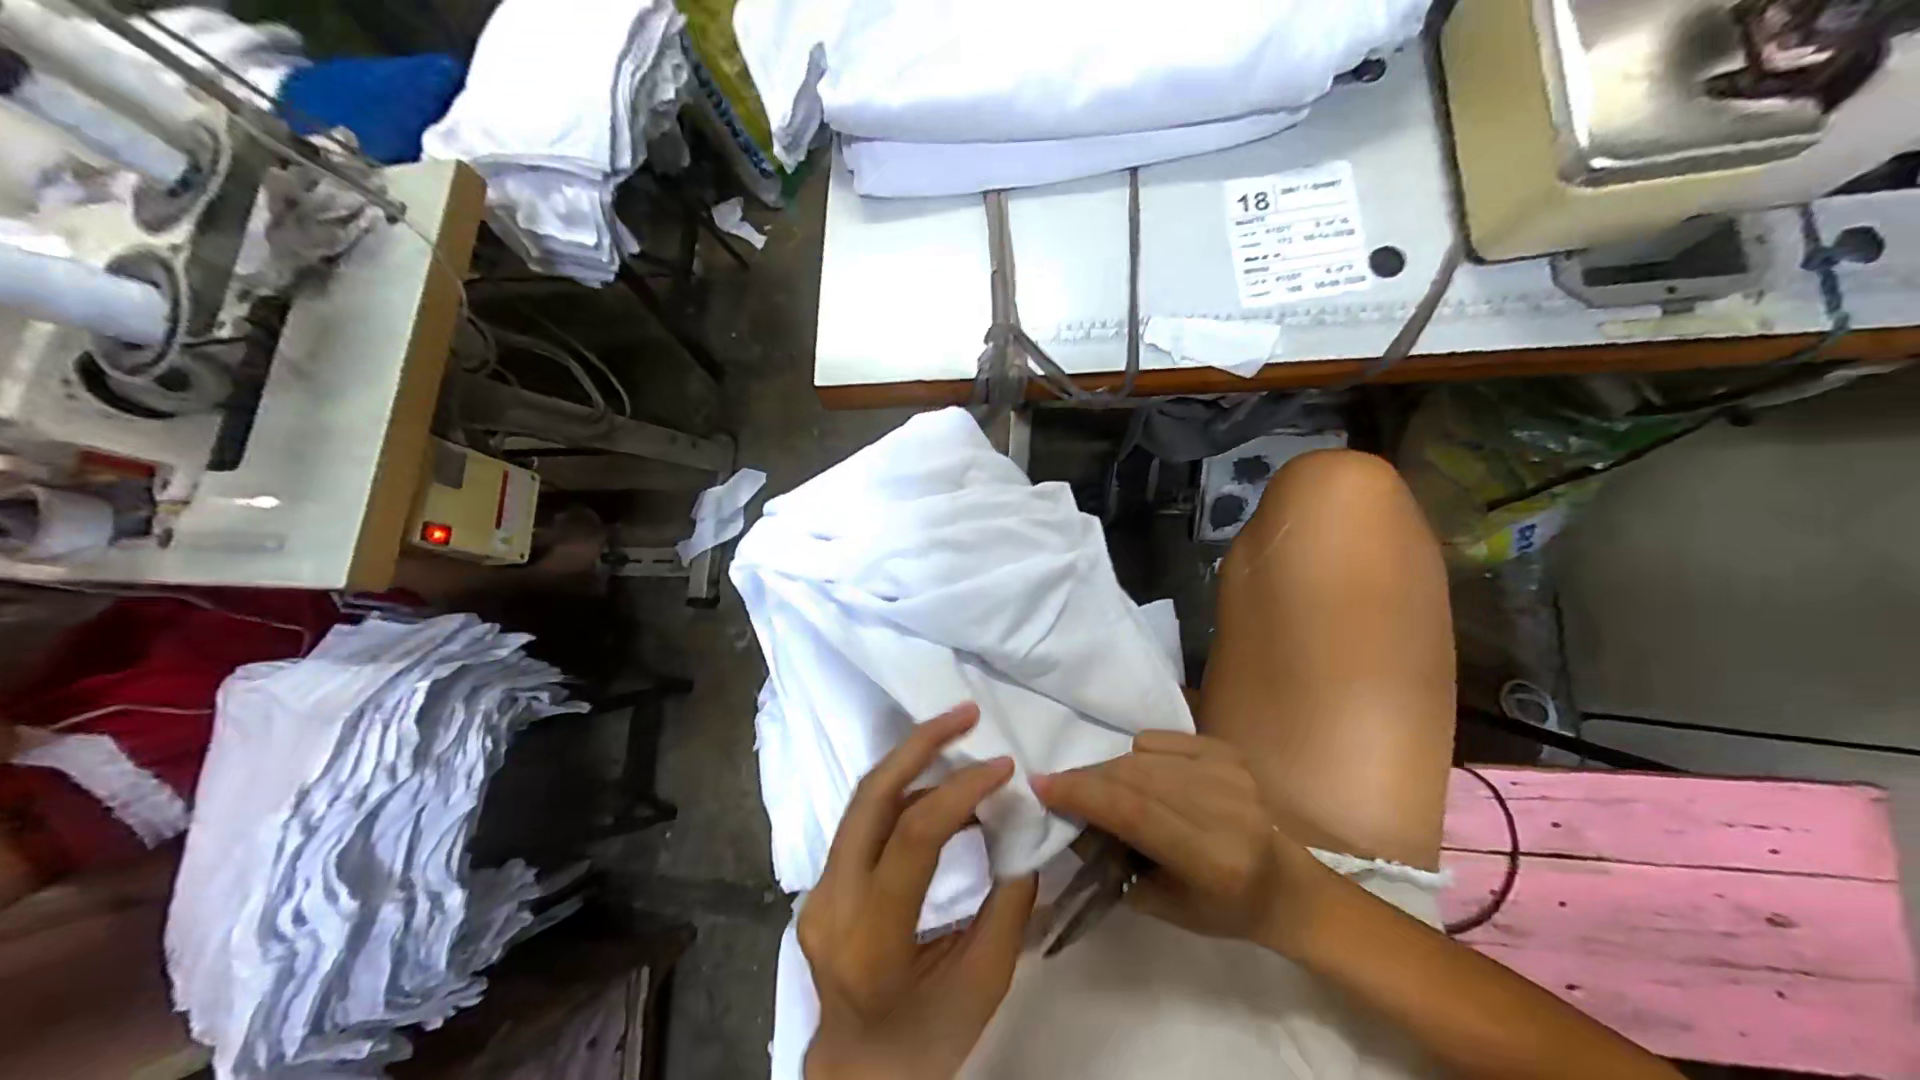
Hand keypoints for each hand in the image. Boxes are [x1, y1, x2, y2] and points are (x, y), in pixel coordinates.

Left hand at [802, 704, 1039, 1079]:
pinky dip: (905, 796)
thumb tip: (1019, 826)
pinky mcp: (822, 884)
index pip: (912, 837)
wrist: (858, 1074)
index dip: (960, 790)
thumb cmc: (926, 1039)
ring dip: (911, 762)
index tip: (1003, 768)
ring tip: (960, 740)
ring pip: (862, 803)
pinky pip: (864, 823)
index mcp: (872, 941)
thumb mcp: (984, 982)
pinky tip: (942, 792)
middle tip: (964, 713)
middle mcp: (831, 905)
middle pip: (869, 798)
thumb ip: (1008, 901)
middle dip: (919, 744)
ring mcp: (818, 892)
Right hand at [1031, 730, 1328, 957]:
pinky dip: (1139, 754)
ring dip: (1109, 769)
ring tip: (1102, 788)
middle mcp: (1224, 807)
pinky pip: (1160, 738)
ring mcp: (1230, 773)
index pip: (1133, 811)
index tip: (1042, 785)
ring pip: (1141, 754)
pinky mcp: (1229, 752)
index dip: (1083, 793)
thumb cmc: (1223, 909)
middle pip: (1133, 775)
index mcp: (1212, 857)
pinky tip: (1145, 777)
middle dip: (1087, 779)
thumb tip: (1070, 816)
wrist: (1287, 886)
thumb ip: (1113, 860)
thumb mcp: (1161, 904)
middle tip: (1060, 789)